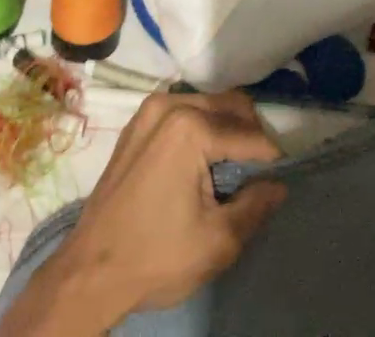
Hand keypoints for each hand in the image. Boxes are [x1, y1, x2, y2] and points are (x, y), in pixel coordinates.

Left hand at [0, 90, 287, 334]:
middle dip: (252, 132)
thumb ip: (256, 206)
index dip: (273, 159)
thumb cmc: (157, 256)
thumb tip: (278, 185)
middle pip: (230, 105)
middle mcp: (169, 106)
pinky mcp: (135, 124)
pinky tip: (206, 160)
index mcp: (191, 128)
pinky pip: (182, 111)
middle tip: (263, 172)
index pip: (251, 135)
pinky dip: (201, 126)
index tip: (284, 179)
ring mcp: (148, 111)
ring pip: (206, 103)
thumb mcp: (219, 240)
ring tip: (238, 167)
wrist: (91, 271)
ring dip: (227, 127)